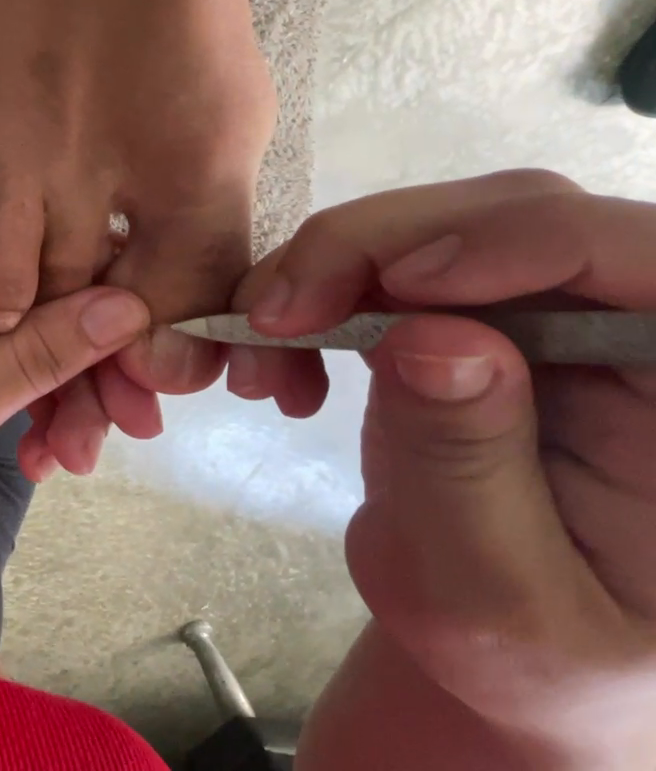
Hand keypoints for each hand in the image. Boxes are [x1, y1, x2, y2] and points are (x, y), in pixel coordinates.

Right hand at [0, 0, 286, 478]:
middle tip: (43, 401)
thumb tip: (169, 253)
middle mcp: (78, 151)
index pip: (160, 290)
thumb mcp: (223, 66)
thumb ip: (196, 176)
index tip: (123, 377)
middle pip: (60, 284)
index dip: (142, 348)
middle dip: (56, 356)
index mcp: (182, 148)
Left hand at [0, 247, 149, 549]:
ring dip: (60, 398)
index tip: (155, 383)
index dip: (112, 321)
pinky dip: (21, 405)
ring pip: (20, 340)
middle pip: (39, 305)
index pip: (45, 268)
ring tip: (76, 463)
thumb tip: (130, 303)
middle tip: (133, 432)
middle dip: (88, 370)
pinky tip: (44, 457)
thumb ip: (39, 354)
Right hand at [230, 171, 655, 765]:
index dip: (530, 242)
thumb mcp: (494, 589)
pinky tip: (275, 351)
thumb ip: (468, 465)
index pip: (651, 263)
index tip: (402, 286)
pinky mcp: (465, 319)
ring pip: (431, 227)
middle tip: (272, 311)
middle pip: (518, 216)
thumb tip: (433, 337)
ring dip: (324, 269)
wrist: (498, 652)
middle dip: (378, 247)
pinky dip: (307, 293)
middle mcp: (635, 335)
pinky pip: (377, 266)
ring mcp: (547, 320)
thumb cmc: (529, 655)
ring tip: (255, 340)